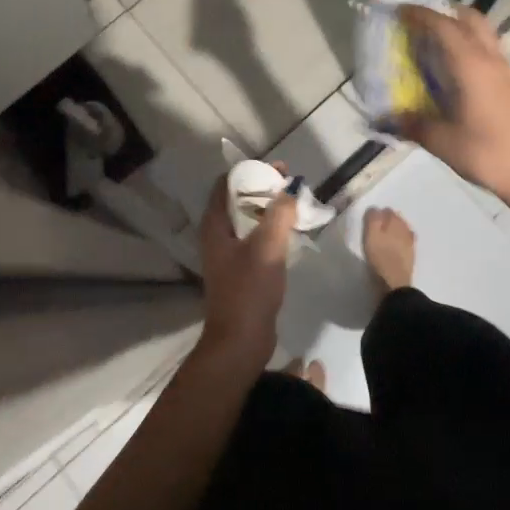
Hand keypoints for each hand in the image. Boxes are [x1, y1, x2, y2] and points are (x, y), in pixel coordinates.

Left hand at [195, 168, 296, 367]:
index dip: (250, 172)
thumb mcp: (267, 247)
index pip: (227, 184)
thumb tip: (290, 189)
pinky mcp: (241, 271)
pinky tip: (291, 233)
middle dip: (263, 190)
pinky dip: (271, 231)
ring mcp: (228, 254)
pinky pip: (255, 240)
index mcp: (215, 225)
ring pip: (248, 222)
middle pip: (238, 201)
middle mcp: (217, 235)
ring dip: (269, 211)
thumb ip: (279, 214)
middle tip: (291, 184)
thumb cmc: (249, 290)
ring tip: (295, 204)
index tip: (277, 169)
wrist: (240, 340)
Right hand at [397, 5, 509, 216]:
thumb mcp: (440, 141)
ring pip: (482, 33)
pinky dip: (468, 47)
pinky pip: (487, 51)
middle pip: (469, 19)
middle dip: (443, 14)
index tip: (398, 12)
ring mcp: (504, 71)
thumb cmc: (486, 153)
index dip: (419, 14)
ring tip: (432, 44)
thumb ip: (410, 124)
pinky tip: (452, 71)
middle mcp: (489, 60)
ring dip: (458, 29)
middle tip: (418, 24)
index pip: (443, 26)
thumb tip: (384, 118)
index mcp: (470, 65)